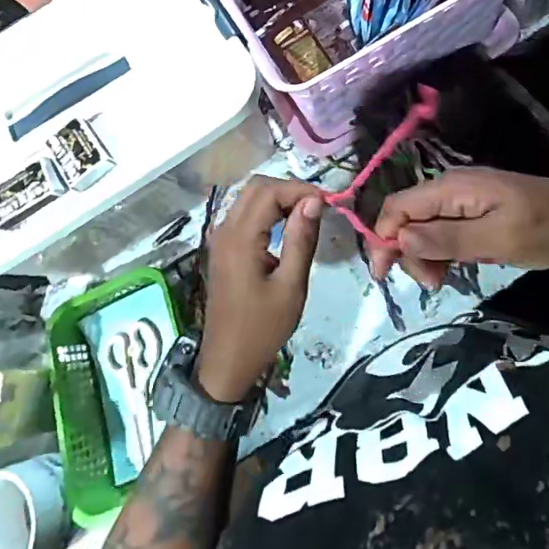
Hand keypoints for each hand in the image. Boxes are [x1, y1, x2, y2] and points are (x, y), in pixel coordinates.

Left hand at [197, 177, 322, 401]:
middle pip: (256, 187)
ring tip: (307, 214)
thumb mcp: (291, 287)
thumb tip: (314, 201)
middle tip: (318, 207)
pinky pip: (244, 213)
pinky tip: (287, 225)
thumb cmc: (262, 328)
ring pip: (248, 197)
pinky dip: (267, 210)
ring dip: (278, 197)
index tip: (327, 203)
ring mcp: (220, 237)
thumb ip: (302, 240)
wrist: (228, 360)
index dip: (300, 190)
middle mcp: (224, 229)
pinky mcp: (223, 246)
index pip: (269, 192)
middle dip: (289, 189)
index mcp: (240, 238)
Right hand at [368, 168, 548, 288]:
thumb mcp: (498, 241)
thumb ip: (448, 239)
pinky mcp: (472, 208)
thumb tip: (401, 239)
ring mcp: (461, 197)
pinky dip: (439, 250)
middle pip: (407, 217)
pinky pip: (441, 228)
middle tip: (430, 283)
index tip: (384, 275)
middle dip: (406, 251)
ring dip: (423, 254)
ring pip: (421, 225)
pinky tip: (453, 267)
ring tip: (442, 280)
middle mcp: (450, 187)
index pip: (398, 207)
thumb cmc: (544, 230)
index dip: (383, 238)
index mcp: (452, 188)